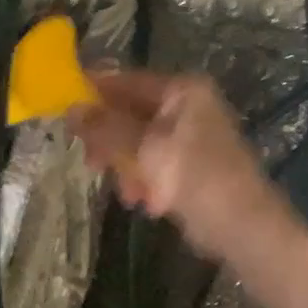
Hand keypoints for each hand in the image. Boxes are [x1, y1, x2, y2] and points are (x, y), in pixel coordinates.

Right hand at [68, 69, 288, 261]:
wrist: (244, 226)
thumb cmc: (197, 179)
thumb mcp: (146, 150)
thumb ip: (107, 128)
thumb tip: (71, 108)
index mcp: (183, 91)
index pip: (127, 81)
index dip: (94, 92)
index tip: (63, 109)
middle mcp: (188, 106)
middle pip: (130, 113)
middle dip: (110, 141)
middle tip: (91, 162)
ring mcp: (190, 136)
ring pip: (138, 142)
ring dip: (127, 168)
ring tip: (130, 194)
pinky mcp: (190, 165)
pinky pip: (154, 164)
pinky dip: (145, 181)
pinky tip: (147, 202)